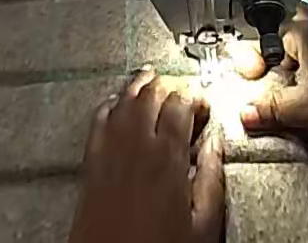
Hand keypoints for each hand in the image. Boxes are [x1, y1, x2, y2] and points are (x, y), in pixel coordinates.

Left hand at [70, 69, 224, 242]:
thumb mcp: (202, 226)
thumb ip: (212, 179)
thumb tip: (215, 144)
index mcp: (168, 155)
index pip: (182, 101)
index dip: (195, 96)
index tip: (203, 104)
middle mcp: (137, 141)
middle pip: (153, 90)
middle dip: (170, 85)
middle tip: (181, 92)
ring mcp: (111, 145)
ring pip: (126, 95)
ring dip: (141, 85)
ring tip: (152, 80)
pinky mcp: (91, 156)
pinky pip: (101, 114)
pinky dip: (114, 102)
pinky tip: (120, 103)